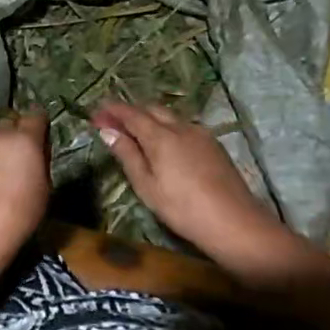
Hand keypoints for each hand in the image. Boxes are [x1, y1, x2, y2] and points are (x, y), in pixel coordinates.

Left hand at [0, 109, 49, 244]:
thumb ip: (40, 159)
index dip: (39, 124)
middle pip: (10, 123)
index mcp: (25, 138)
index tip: (41, 137)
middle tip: (20, 156)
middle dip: (16, 134)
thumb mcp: (45, 185)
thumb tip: (36, 150)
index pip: (36, 115)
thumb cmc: (22, 211)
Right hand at [91, 101, 311, 275]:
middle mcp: (182, 126)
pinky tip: (164, 143)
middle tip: (112, 122)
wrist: (232, 220)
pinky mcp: (213, 144)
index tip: (96, 112)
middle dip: (131, 112)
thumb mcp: (147, 186)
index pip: (131, 113)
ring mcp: (201, 133)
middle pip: (152, 109)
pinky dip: (167, 128)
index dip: (113, 110)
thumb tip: (108, 131)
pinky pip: (184, 126)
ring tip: (135, 132)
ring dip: (150, 118)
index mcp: (161, 135)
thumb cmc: (182, 208)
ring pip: (170, 117)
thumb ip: (128, 155)